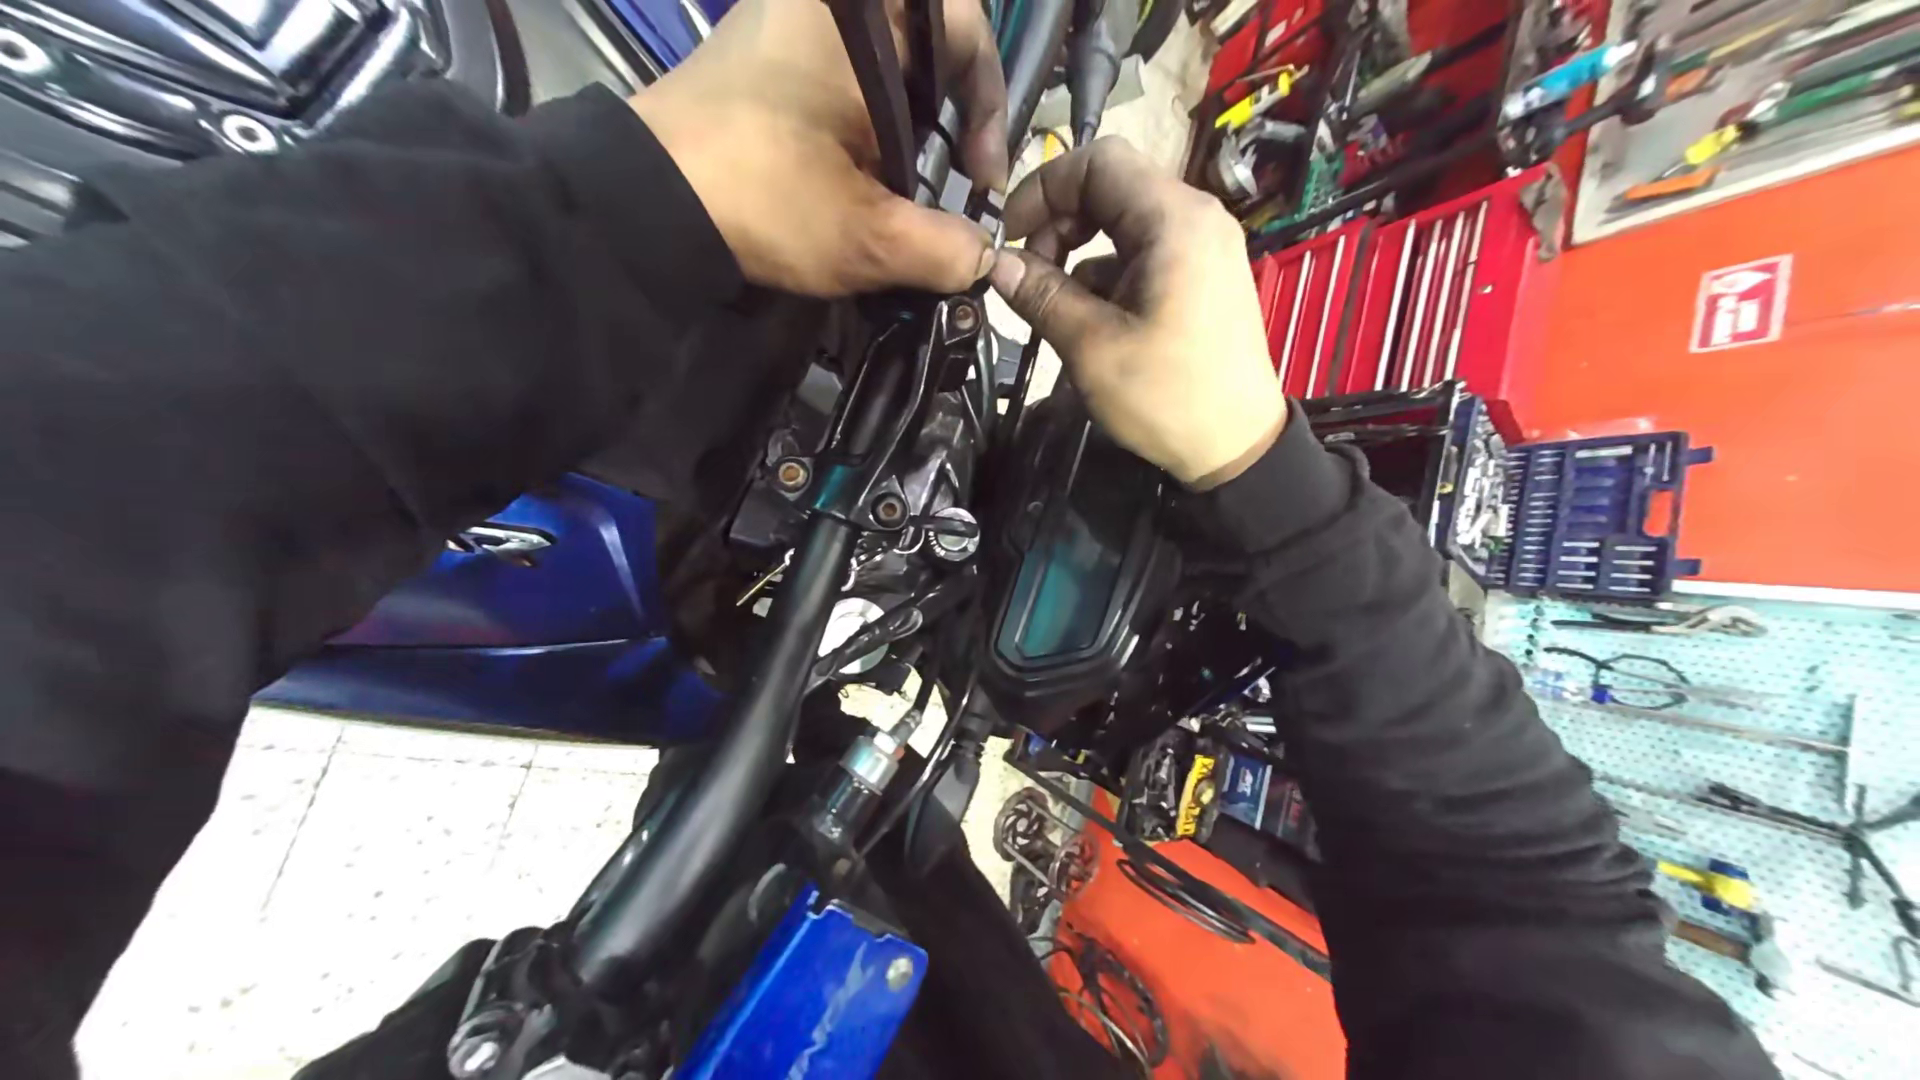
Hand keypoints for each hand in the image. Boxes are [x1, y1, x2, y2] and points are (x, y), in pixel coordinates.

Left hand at [630, 0, 1007, 296]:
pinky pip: (847, 82)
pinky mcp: (770, 60)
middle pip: (927, 50)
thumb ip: (943, 249)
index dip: (989, 108)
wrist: (653, 204)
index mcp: (860, 16)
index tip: (983, 178)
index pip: (965, 29)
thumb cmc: (767, 201)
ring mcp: (793, 26)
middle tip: (954, 186)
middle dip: (951, 123)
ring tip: (912, 195)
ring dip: (911, 132)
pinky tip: (868, 180)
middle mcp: (828, 5)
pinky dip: (871, 128)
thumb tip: (985, 257)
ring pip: (887, 71)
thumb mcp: (868, 236)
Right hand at [987, 138, 1284, 488]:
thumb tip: (998, 264)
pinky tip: (1091, 319)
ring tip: (1055, 306)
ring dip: (1079, 254)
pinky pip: (1143, 255)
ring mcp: (1202, 247)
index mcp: (1173, 220)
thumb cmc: (1166, 397)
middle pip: (1111, 188)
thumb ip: (1041, 296)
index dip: (1043, 190)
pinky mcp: (1201, 276)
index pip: (1097, 161)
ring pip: (1123, 224)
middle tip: (1029, 276)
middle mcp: (1194, 218)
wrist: (1235, 446)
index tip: (1010, 238)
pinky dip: (1107, 275)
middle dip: (1058, 223)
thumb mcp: (1092, 347)